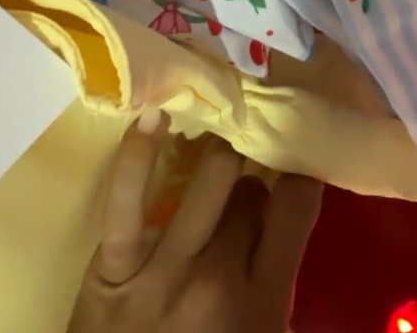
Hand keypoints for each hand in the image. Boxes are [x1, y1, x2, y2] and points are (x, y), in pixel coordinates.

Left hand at [66, 119, 323, 332]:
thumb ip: (276, 281)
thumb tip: (281, 216)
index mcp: (264, 300)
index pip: (297, 206)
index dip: (301, 169)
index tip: (297, 148)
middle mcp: (221, 275)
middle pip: (250, 191)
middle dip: (252, 176)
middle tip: (244, 175)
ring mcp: (165, 268)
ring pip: (208, 178)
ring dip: (219, 153)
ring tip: (218, 130)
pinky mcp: (115, 266)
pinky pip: (127, 200)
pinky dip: (137, 154)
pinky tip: (151, 115)